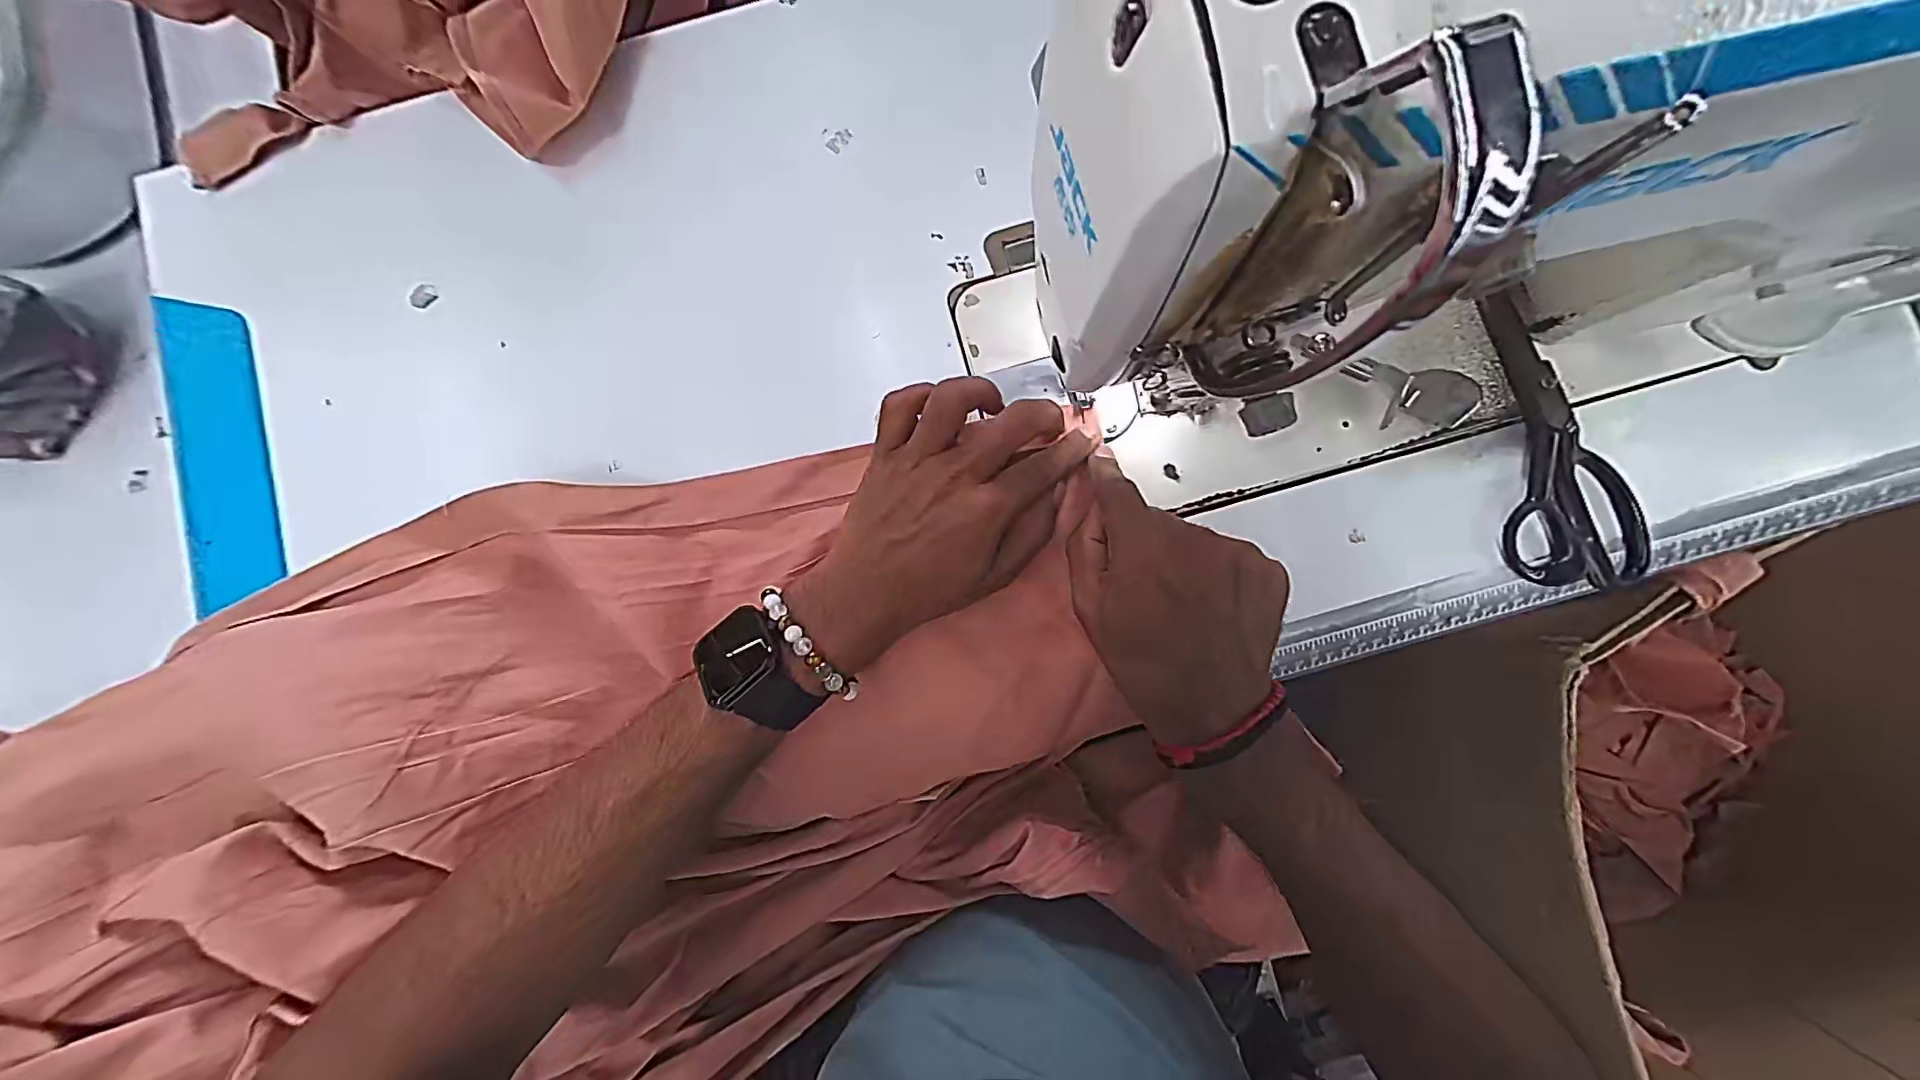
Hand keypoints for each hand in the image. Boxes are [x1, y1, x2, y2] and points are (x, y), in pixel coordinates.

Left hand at [787, 377, 1096, 674]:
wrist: (867, 592)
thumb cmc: (928, 588)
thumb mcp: (996, 574)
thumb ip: (1033, 531)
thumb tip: (1056, 494)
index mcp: (985, 509)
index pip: (1043, 465)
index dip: (1070, 449)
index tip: (1078, 442)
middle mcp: (953, 476)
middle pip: (1012, 421)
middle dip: (1044, 413)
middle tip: (1047, 422)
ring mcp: (916, 460)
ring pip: (952, 399)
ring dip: (981, 392)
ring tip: (992, 406)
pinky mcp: (885, 454)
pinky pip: (898, 405)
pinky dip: (919, 395)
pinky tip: (937, 408)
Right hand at [1065, 456, 1289, 743]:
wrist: (1208, 705)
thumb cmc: (1145, 663)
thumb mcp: (1089, 607)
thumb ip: (1084, 545)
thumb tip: (1091, 508)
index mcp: (1142, 546)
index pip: (1119, 489)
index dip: (1106, 476)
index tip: (1102, 464)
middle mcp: (1191, 539)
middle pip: (1158, 519)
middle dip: (1146, 541)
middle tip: (1145, 585)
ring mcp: (1232, 552)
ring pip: (1194, 536)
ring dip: (1184, 558)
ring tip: (1180, 601)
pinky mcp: (1263, 567)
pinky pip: (1227, 553)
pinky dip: (1217, 572)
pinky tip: (1209, 604)